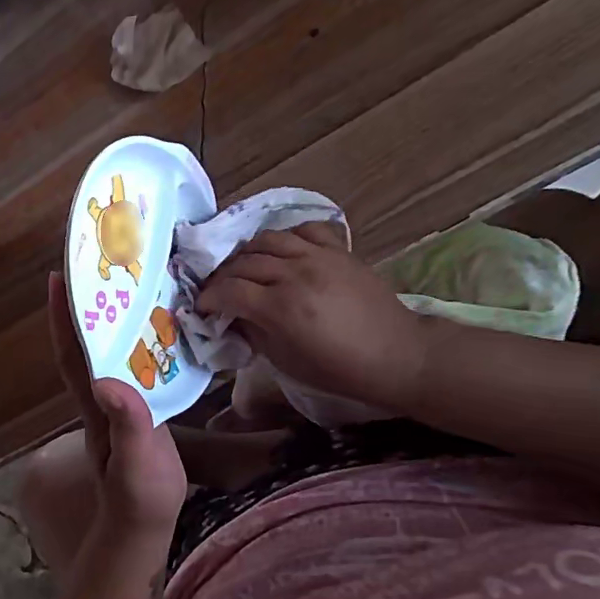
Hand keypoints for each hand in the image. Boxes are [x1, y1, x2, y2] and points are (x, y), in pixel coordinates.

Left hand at [46, 273, 186, 533]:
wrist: (143, 530)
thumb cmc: (141, 499)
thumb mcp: (139, 465)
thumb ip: (128, 425)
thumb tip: (107, 381)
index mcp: (95, 404)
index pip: (72, 354)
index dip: (63, 317)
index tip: (57, 277)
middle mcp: (98, 398)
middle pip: (84, 345)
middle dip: (82, 306)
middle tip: (93, 266)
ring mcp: (114, 405)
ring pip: (103, 353)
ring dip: (105, 320)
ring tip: (122, 284)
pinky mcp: (135, 411)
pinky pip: (127, 366)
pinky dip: (130, 342)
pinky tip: (148, 328)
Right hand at [195, 223, 431, 407]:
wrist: (397, 355)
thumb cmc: (338, 369)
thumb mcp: (284, 361)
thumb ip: (252, 332)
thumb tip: (230, 316)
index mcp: (280, 307)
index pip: (228, 290)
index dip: (208, 298)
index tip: (202, 307)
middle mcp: (295, 274)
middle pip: (242, 263)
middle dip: (222, 276)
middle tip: (217, 290)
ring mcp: (319, 256)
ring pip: (267, 239)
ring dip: (248, 253)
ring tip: (245, 267)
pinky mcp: (339, 250)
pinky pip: (304, 229)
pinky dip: (286, 236)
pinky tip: (281, 250)